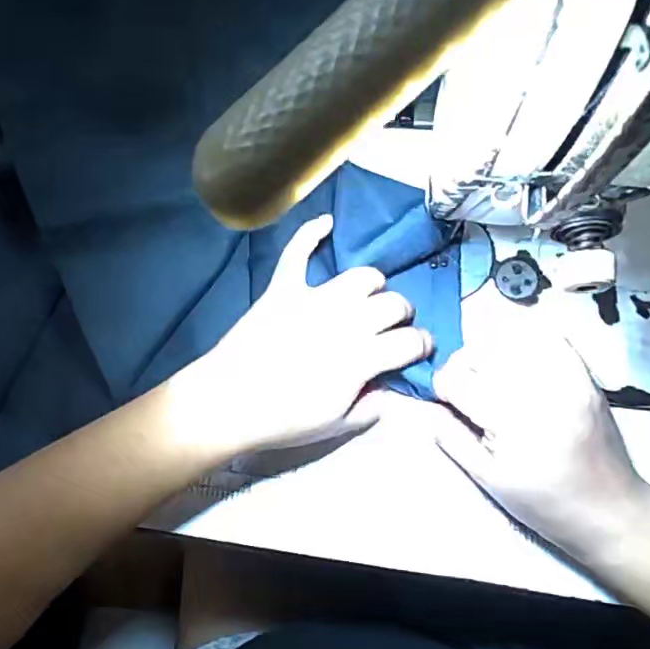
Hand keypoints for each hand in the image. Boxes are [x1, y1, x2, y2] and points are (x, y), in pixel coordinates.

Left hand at [176, 214, 432, 452]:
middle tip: (390, 329)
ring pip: (361, 277)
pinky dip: (310, 234)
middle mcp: (345, 321)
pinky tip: (326, 222)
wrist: (228, 402)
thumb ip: (371, 407)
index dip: (421, 346)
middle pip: (393, 304)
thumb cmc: (282, 420)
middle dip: (401, 316)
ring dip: (371, 286)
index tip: (417, 351)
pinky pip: (298, 254)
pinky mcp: (281, 291)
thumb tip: (389, 390)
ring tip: (365, 299)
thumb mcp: (335, 426)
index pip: (411, 341)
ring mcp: (312, 301)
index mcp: (362, 357)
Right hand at [425, 300, 649, 559]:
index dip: (441, 387)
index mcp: (517, 424)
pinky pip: (550, 338)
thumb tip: (425, 402)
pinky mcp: (586, 375)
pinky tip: (515, 358)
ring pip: (513, 338)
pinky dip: (525, 339)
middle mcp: (545, 393)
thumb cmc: (544, 503)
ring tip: (488, 374)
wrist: (612, 510)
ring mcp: (570, 379)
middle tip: (463, 389)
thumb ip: (450, 436)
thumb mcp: (486, 478)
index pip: (458, 380)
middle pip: (482, 352)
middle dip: (462, 366)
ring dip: (489, 350)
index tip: (443, 402)